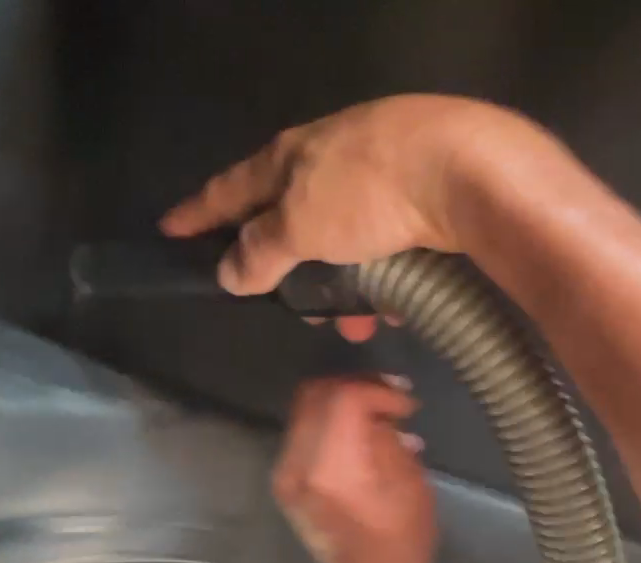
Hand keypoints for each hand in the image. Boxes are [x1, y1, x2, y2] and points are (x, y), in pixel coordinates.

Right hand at [160, 95, 550, 339]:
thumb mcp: (303, 224)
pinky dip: (383, 281)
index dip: (200, 214)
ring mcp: (380, 177)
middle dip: (290, 271)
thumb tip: (229, 271)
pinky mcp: (423, 198)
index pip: (231, 189)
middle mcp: (333, 160)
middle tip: (291, 308)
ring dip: (343, 288)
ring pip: (344, 243)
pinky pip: (386, 249)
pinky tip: (395, 308)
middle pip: (293, 221)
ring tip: (353, 326)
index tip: (171, 231)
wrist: (469, 171)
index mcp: (292, 156)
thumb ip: (262, 249)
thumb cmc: (370, 192)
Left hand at [273, 376, 435, 562]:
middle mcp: (299, 465)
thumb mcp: (409, 479)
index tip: (404, 403)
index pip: (345, 398)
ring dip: (339, 402)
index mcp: (334, 467)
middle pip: (316, 394)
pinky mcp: (283, 482)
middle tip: (387, 396)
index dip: (378, 390)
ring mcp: (285, 475)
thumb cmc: (401, 537)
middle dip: (355, 386)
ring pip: (304, 410)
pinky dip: (326, 424)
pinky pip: (300, 434)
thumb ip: (387, 436)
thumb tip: (380, 411)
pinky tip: (355, 434)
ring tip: (374, 413)